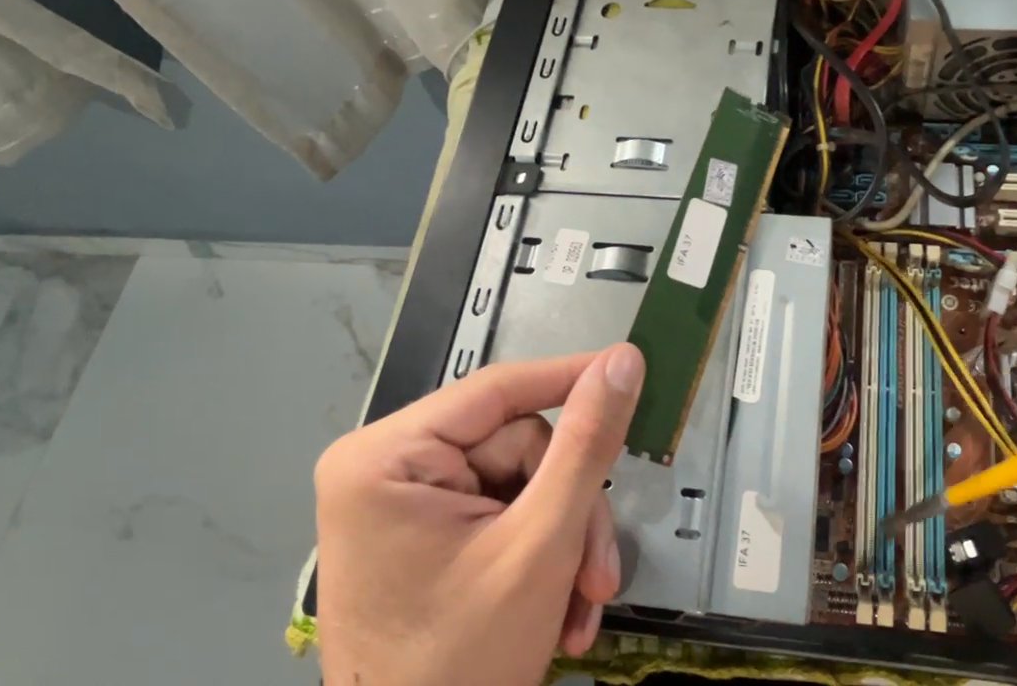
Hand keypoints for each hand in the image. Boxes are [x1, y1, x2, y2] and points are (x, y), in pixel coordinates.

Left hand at [313, 344, 643, 685]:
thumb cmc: (463, 664)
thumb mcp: (540, 544)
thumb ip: (586, 444)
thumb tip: (623, 360)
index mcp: (385, 458)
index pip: (498, 389)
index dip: (571, 378)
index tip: (631, 368)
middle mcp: (384, 470)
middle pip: (517, 449)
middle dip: (569, 511)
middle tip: (598, 577)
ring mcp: (401, 507)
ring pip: (520, 486)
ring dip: (562, 544)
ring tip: (580, 609)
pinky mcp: (421, 538)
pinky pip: (502, 517)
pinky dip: (539, 559)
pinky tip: (556, 612)